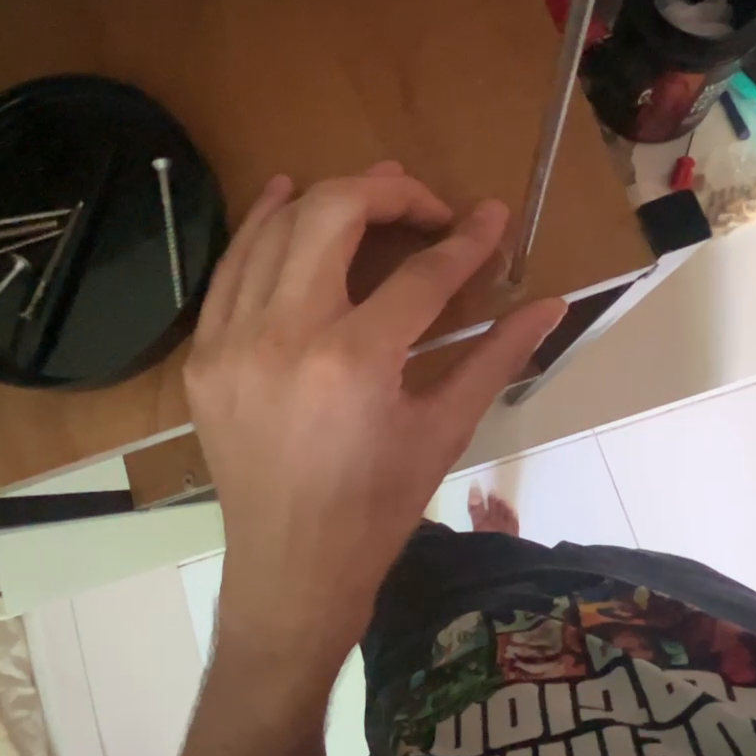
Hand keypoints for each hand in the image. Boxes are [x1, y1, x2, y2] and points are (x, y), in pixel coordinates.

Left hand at [185, 164, 566, 678]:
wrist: (290, 568)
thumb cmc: (375, 510)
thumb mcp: (443, 432)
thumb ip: (495, 358)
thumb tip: (552, 304)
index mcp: (352, 363)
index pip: (419, 274)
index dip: (464, 240)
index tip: (490, 216)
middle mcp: (283, 337)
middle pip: (332, 215)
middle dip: (388, 193)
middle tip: (425, 203)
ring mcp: (230, 342)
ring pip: (276, 228)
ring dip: (327, 197)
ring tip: (373, 188)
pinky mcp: (203, 355)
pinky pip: (230, 268)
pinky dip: (259, 225)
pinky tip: (284, 195)